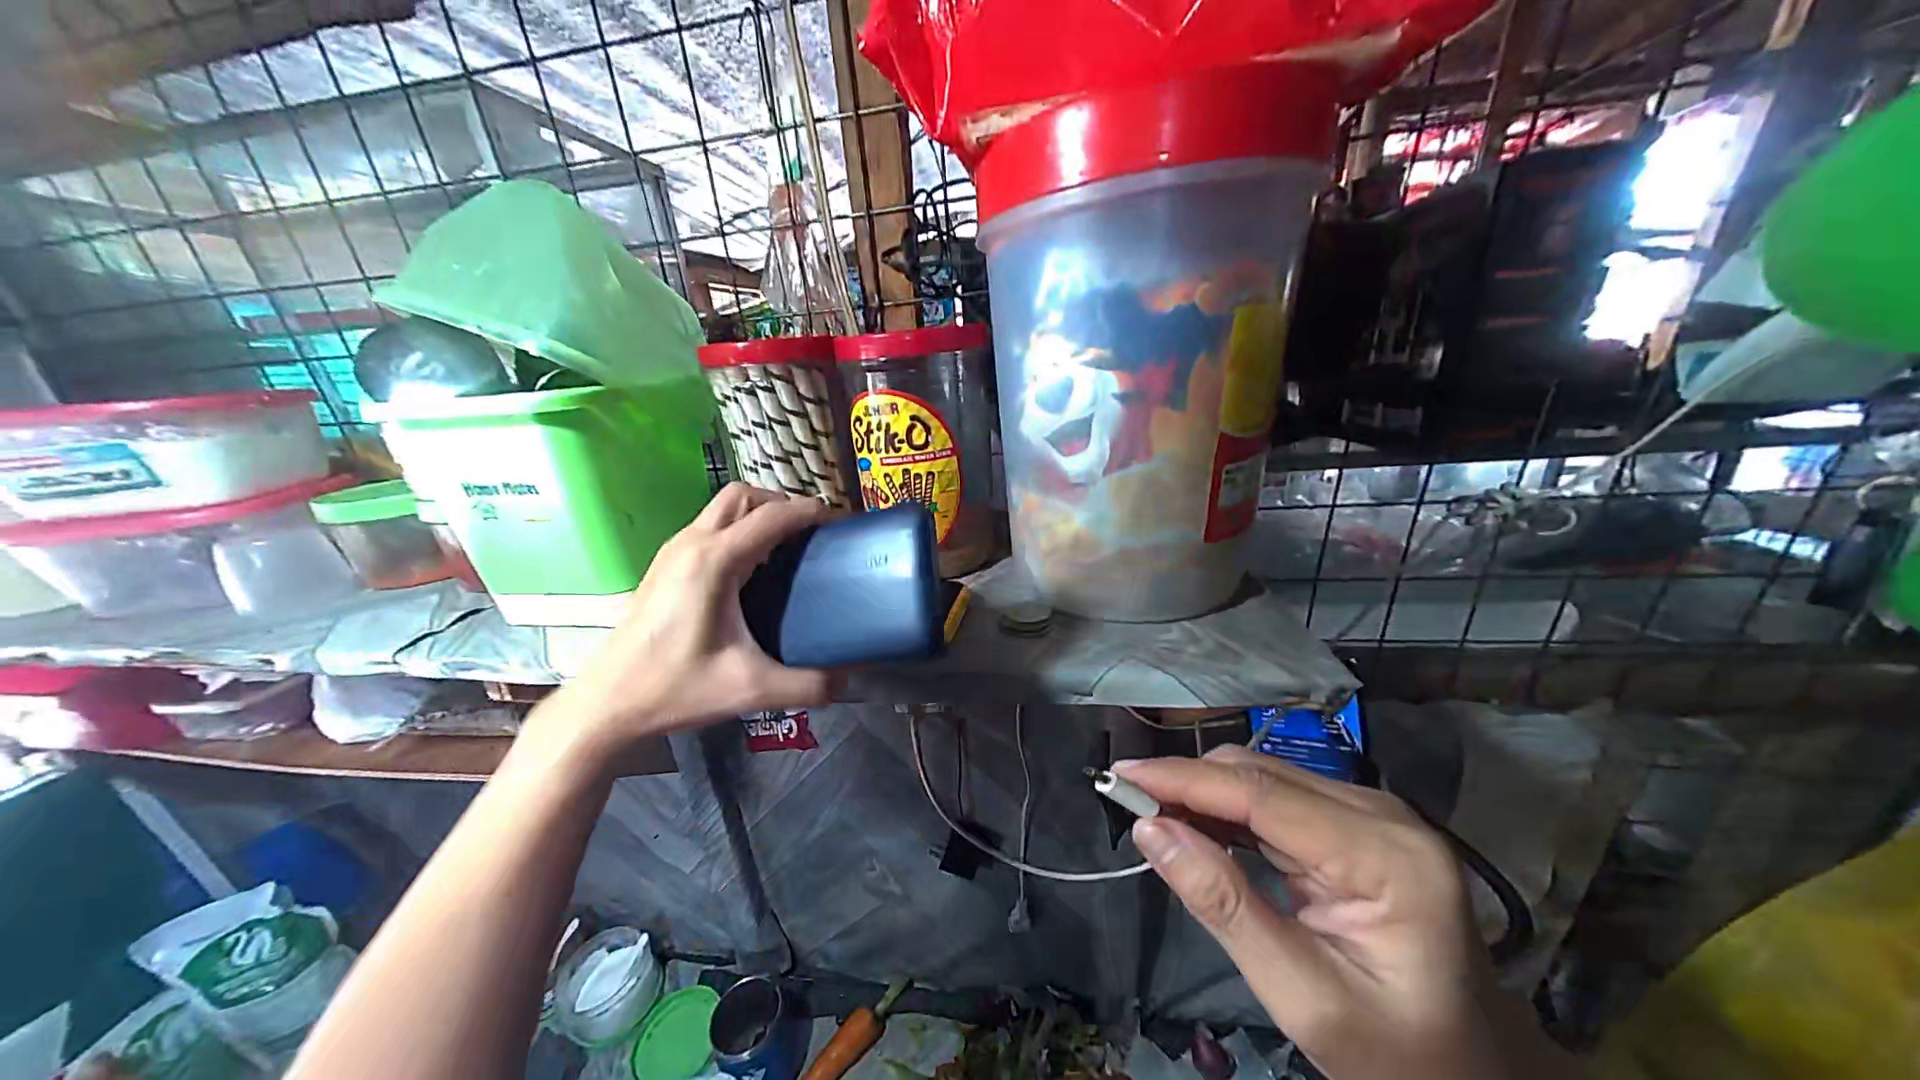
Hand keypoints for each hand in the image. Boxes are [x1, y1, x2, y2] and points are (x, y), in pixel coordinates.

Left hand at [531, 484, 836, 754]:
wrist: (608, 702)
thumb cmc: (677, 687)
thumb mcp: (751, 689)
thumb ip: (809, 685)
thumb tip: (847, 682)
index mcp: (715, 561)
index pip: (772, 516)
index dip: (810, 512)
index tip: (838, 521)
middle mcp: (692, 544)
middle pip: (743, 496)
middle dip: (781, 503)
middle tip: (808, 532)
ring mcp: (673, 551)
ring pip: (722, 507)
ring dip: (756, 513)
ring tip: (785, 545)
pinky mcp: (664, 565)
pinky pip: (709, 526)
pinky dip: (736, 528)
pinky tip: (750, 568)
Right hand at [1118, 747, 1523, 1079]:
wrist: (1472, 1068)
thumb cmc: (1395, 1052)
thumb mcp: (1304, 999)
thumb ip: (1225, 908)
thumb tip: (1149, 830)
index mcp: (1388, 857)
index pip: (1263, 794)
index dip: (1184, 779)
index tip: (1120, 776)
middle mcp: (1385, 816)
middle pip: (1262, 776)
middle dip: (1188, 782)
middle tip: (1125, 802)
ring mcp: (1375, 815)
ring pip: (1264, 777)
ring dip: (1203, 792)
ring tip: (1150, 812)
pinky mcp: (1359, 824)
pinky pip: (1278, 797)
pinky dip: (1228, 807)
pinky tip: (1195, 823)